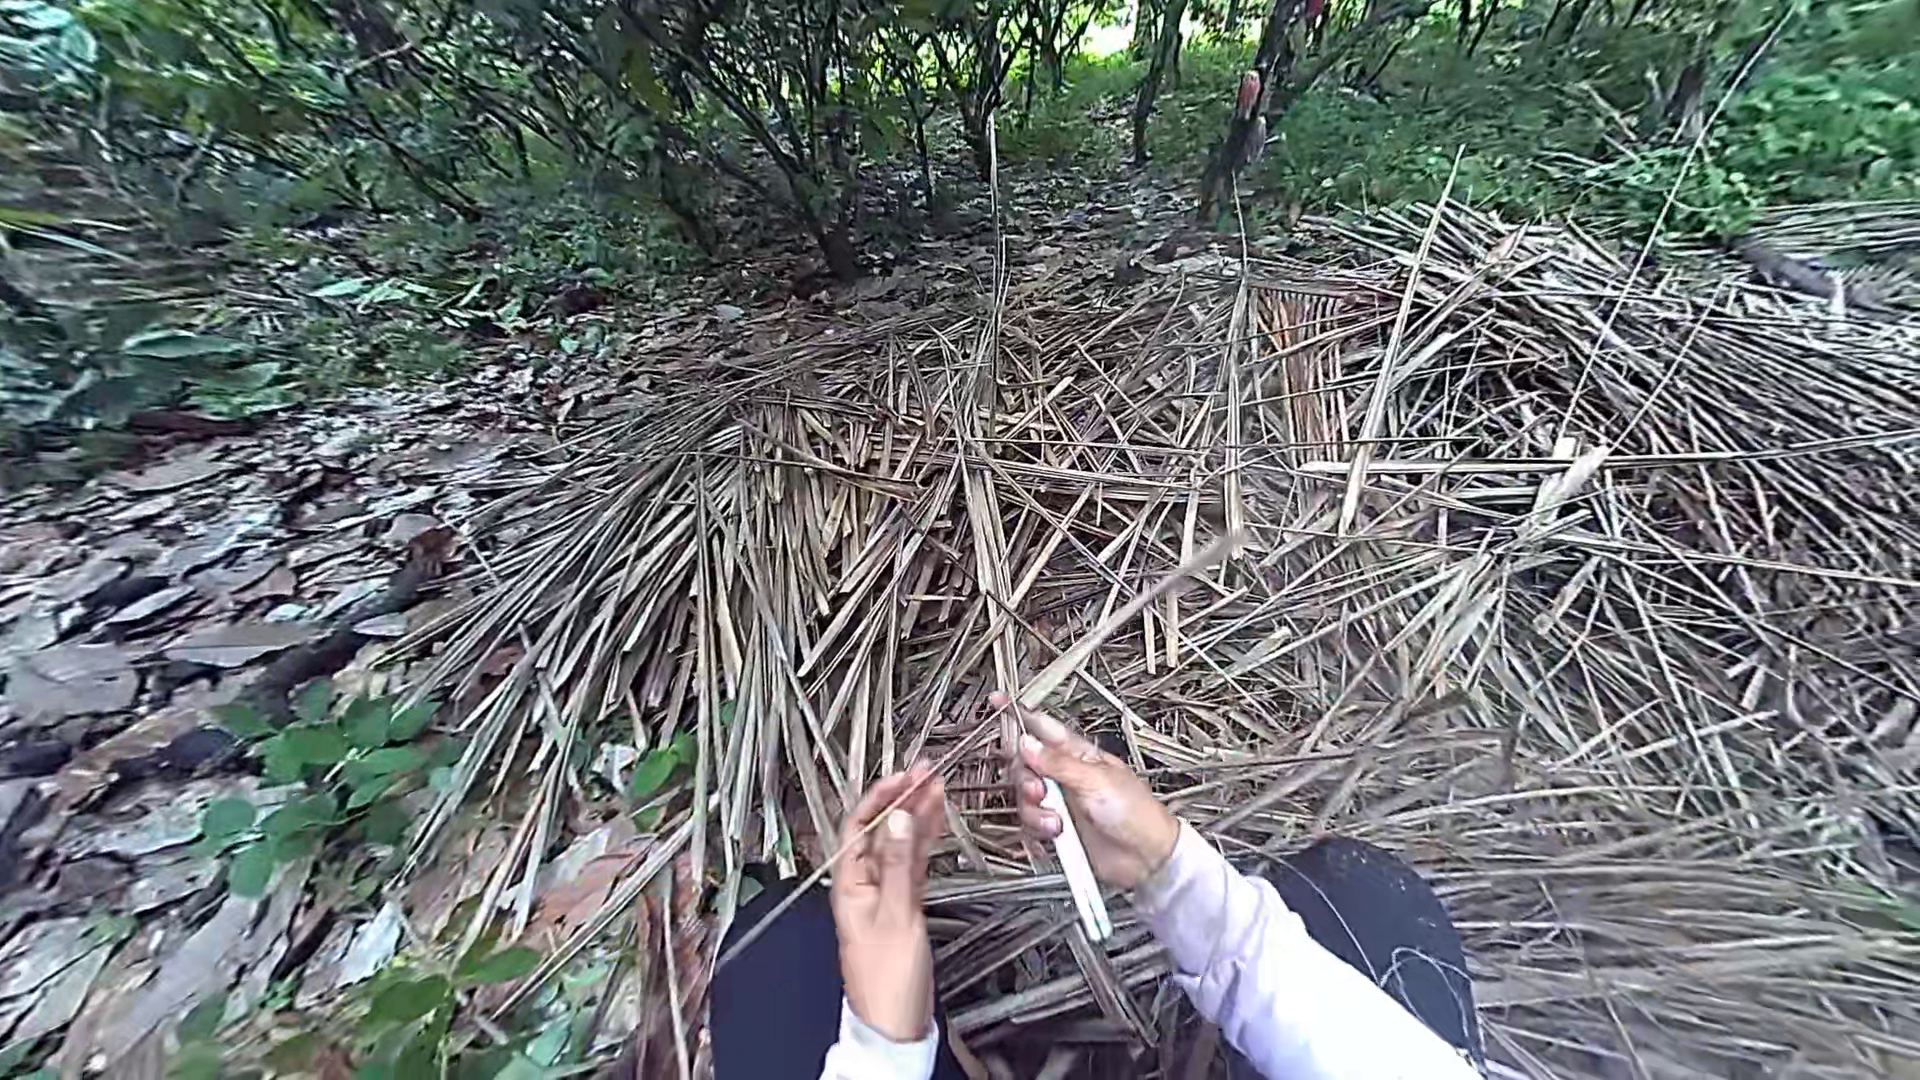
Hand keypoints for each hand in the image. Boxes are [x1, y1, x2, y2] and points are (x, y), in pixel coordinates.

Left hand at [830, 765, 946, 1042]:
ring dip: (918, 812)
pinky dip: (926, 836)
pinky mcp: (905, 897)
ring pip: (902, 838)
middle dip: (904, 797)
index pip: (860, 823)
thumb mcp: (895, 914)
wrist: (896, 1025)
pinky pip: (914, 856)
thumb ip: (899, 863)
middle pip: (884, 827)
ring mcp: (887, 886)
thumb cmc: (885, 982)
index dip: (881, 797)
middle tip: (925, 773)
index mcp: (850, 880)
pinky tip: (935, 818)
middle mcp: (866, 879)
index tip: (902, 777)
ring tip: (935, 785)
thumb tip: (899, 818)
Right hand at [999, 691, 1179, 889]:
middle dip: (1025, 775)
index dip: (1018, 712)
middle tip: (1040, 788)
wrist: (1147, 858)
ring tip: (1055, 817)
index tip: (997, 701)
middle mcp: (1064, 772)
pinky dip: (1038, 825)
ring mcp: (1059, 799)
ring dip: (1034, 806)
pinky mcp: (1056, 825)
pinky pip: (1030, 820)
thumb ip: (1057, 763)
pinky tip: (1056, 830)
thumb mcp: (1096, 780)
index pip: (1041, 725)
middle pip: (1024, 761)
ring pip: (1024, 792)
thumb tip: (1026, 743)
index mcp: (1077, 752)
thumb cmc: (1135, 811)